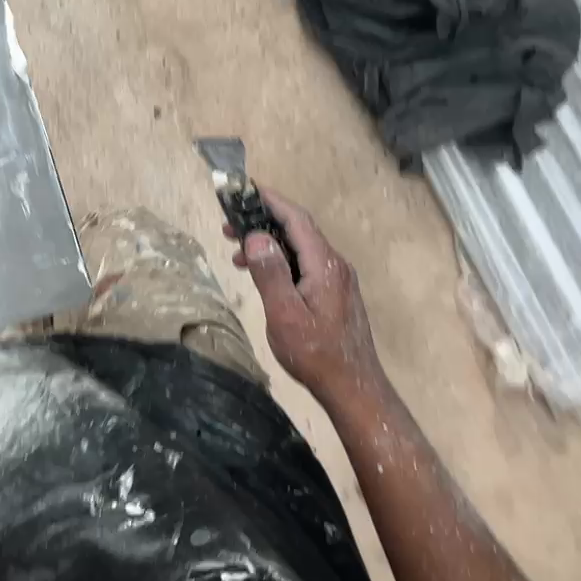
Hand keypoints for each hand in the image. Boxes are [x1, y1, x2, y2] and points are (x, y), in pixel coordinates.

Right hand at [226, 187, 384, 406]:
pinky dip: (278, 260)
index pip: (297, 219)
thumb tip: (256, 235)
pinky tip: (259, 274)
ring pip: (298, 248)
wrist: (353, 389)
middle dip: (262, 222)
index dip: (271, 201)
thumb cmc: (315, 353)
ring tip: (235, 252)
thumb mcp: (285, 314)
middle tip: (227, 226)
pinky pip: (302, 264)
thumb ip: (271, 272)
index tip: (244, 190)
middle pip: (297, 230)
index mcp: (324, 265)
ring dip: (267, 243)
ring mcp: (336, 280)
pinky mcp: (333, 294)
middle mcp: (334, 265)